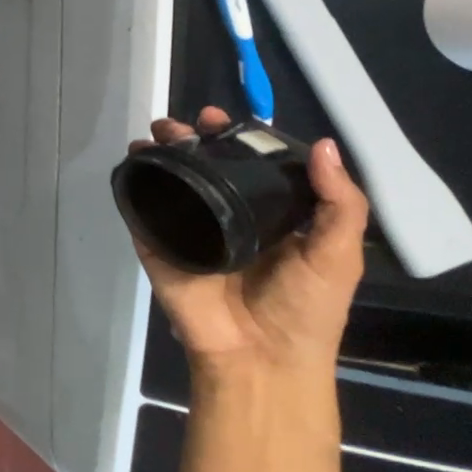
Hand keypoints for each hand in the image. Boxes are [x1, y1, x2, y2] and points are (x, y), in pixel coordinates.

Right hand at [128, 108, 369, 375]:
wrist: (256, 353)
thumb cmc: (305, 308)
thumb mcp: (338, 256)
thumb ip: (338, 204)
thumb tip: (325, 145)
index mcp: (269, 213)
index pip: (248, 163)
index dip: (234, 136)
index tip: (219, 119)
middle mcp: (224, 211)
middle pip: (202, 162)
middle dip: (188, 136)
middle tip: (180, 125)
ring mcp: (185, 224)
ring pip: (168, 176)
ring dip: (158, 150)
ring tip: (154, 138)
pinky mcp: (154, 239)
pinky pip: (140, 204)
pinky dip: (132, 179)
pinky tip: (133, 161)